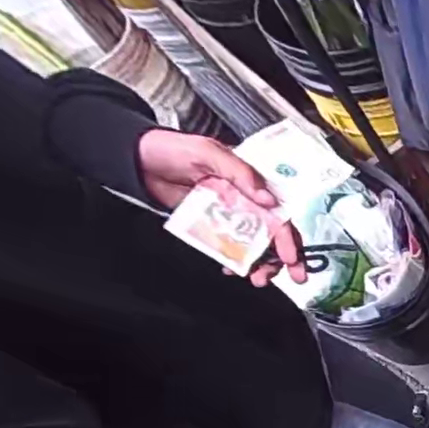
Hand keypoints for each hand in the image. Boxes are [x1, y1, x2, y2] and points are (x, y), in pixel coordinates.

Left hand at [137, 128, 303, 285]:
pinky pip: (230, 245)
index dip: (288, 239)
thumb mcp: (209, 154)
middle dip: (287, 258)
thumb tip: (269, 200)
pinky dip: (235, 260)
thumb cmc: (172, 149)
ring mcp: (232, 216)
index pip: (280, 217)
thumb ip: (241, 174)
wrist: (133, 157)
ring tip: (258, 279)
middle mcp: (250, 204)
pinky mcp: (212, 225)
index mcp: (256, 188)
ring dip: (263, 264)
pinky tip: (232, 268)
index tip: (290, 258)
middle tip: (295, 277)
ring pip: (258, 244)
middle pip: (277, 234)